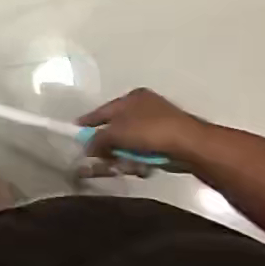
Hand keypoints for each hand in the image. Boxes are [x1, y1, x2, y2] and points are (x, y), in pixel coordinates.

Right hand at [77, 88, 211, 161]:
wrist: (189, 145)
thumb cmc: (148, 131)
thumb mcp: (116, 133)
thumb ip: (97, 139)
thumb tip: (87, 147)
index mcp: (132, 98)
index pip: (103, 110)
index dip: (88, 121)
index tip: (75, 130)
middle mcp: (145, 106)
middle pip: (116, 128)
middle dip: (107, 145)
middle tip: (98, 157)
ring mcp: (158, 123)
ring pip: (130, 142)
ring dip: (123, 155)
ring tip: (120, 166)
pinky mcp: (168, 140)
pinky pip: (144, 150)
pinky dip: (138, 159)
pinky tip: (138, 167)